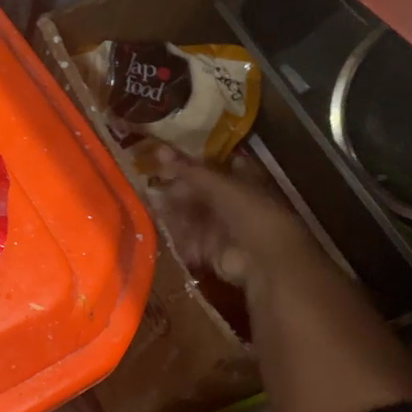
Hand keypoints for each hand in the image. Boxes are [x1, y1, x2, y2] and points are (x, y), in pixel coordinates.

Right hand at [155, 148, 338, 302]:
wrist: (265, 261)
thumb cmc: (251, 213)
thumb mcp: (220, 184)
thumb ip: (189, 169)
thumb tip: (159, 149)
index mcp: (243, 181)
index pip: (214, 166)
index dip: (191, 162)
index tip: (163, 156)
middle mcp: (233, 203)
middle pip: (199, 192)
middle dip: (175, 187)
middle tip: (148, 180)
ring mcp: (222, 228)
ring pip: (191, 215)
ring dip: (171, 210)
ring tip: (146, 202)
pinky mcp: (211, 250)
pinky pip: (188, 239)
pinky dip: (173, 233)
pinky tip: (154, 225)